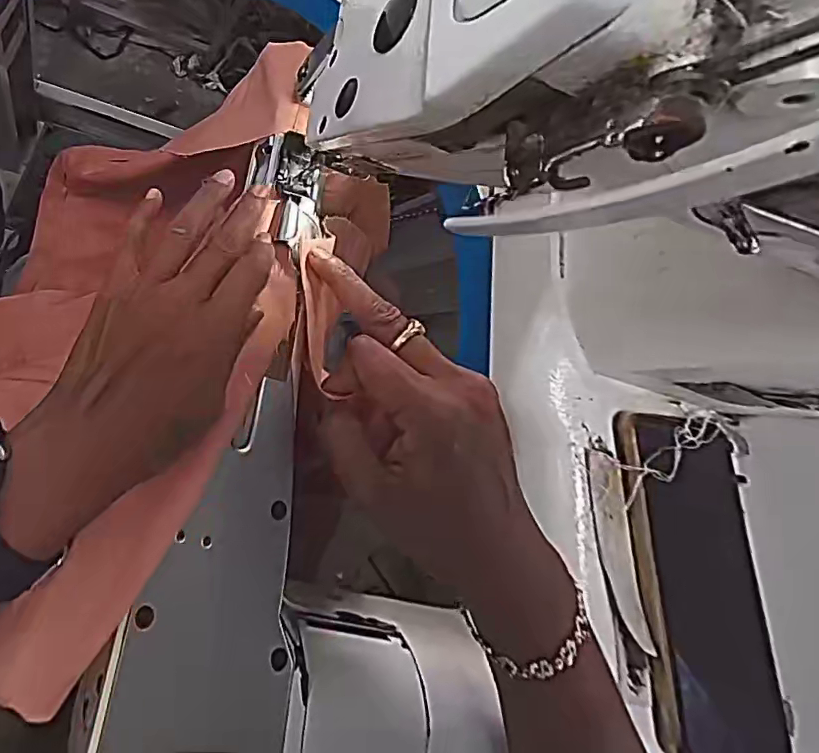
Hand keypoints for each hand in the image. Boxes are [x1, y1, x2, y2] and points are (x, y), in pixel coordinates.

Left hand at [0, 171, 275, 557]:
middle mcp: (183, 300)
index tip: (273, 232)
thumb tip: (254, 314)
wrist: (89, 433)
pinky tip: (156, 196)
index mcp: (213, 329)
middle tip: (263, 190)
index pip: (248, 274)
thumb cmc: (155, 428)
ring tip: (223, 177)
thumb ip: (234, 349)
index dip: (264, 250)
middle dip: (247, 213)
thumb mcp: (211, 399)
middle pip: (222, 245)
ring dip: (206, 202)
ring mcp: (146, 290)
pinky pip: (132, 245)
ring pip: (182, 234)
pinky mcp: (116, 289)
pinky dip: (143, 218)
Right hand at [310, 250, 573, 653]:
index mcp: (431, 410)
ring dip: (379, 360)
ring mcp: (473, 385)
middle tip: (326, 265)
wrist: (500, 552)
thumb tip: (330, 389)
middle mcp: (459, 386)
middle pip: (393, 324)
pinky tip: (394, 415)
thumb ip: (339, 429)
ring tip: (368, 409)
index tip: (317, 346)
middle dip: (355, 301)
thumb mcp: (369, 491)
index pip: (369, 350)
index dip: (338, 361)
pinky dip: (402, 376)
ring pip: (409, 343)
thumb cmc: (445, 533)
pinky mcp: (477, 391)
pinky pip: (428, 364)